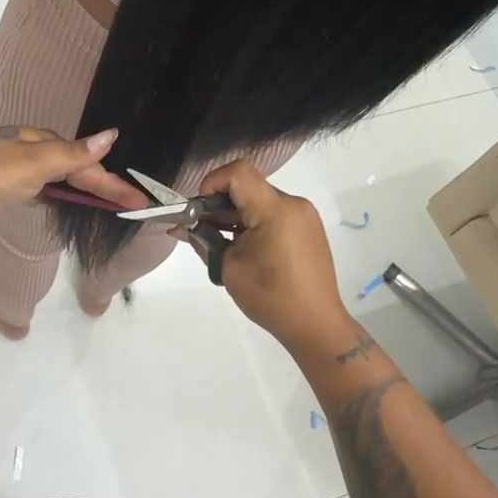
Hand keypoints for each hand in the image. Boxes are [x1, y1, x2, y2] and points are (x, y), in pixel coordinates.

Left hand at [0, 126, 148, 218]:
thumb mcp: (36, 162)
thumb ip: (74, 154)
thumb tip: (112, 134)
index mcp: (44, 140)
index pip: (88, 166)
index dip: (114, 185)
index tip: (139, 201)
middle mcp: (34, 148)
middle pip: (77, 169)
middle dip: (104, 185)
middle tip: (130, 204)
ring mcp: (18, 164)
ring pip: (60, 177)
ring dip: (84, 188)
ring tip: (105, 202)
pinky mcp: (5, 181)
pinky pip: (44, 185)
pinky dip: (60, 192)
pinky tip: (61, 199)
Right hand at [190, 161, 349, 345]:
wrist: (315, 324)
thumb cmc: (270, 298)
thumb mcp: (228, 268)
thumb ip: (204, 240)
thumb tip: (182, 226)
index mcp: (276, 210)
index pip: (237, 173)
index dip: (211, 183)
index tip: (199, 210)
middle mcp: (293, 204)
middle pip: (247, 186)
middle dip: (218, 203)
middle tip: (199, 228)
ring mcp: (304, 215)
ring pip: (259, 199)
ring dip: (234, 213)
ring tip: (218, 240)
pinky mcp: (307, 228)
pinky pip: (273, 212)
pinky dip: (252, 221)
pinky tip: (241, 246)